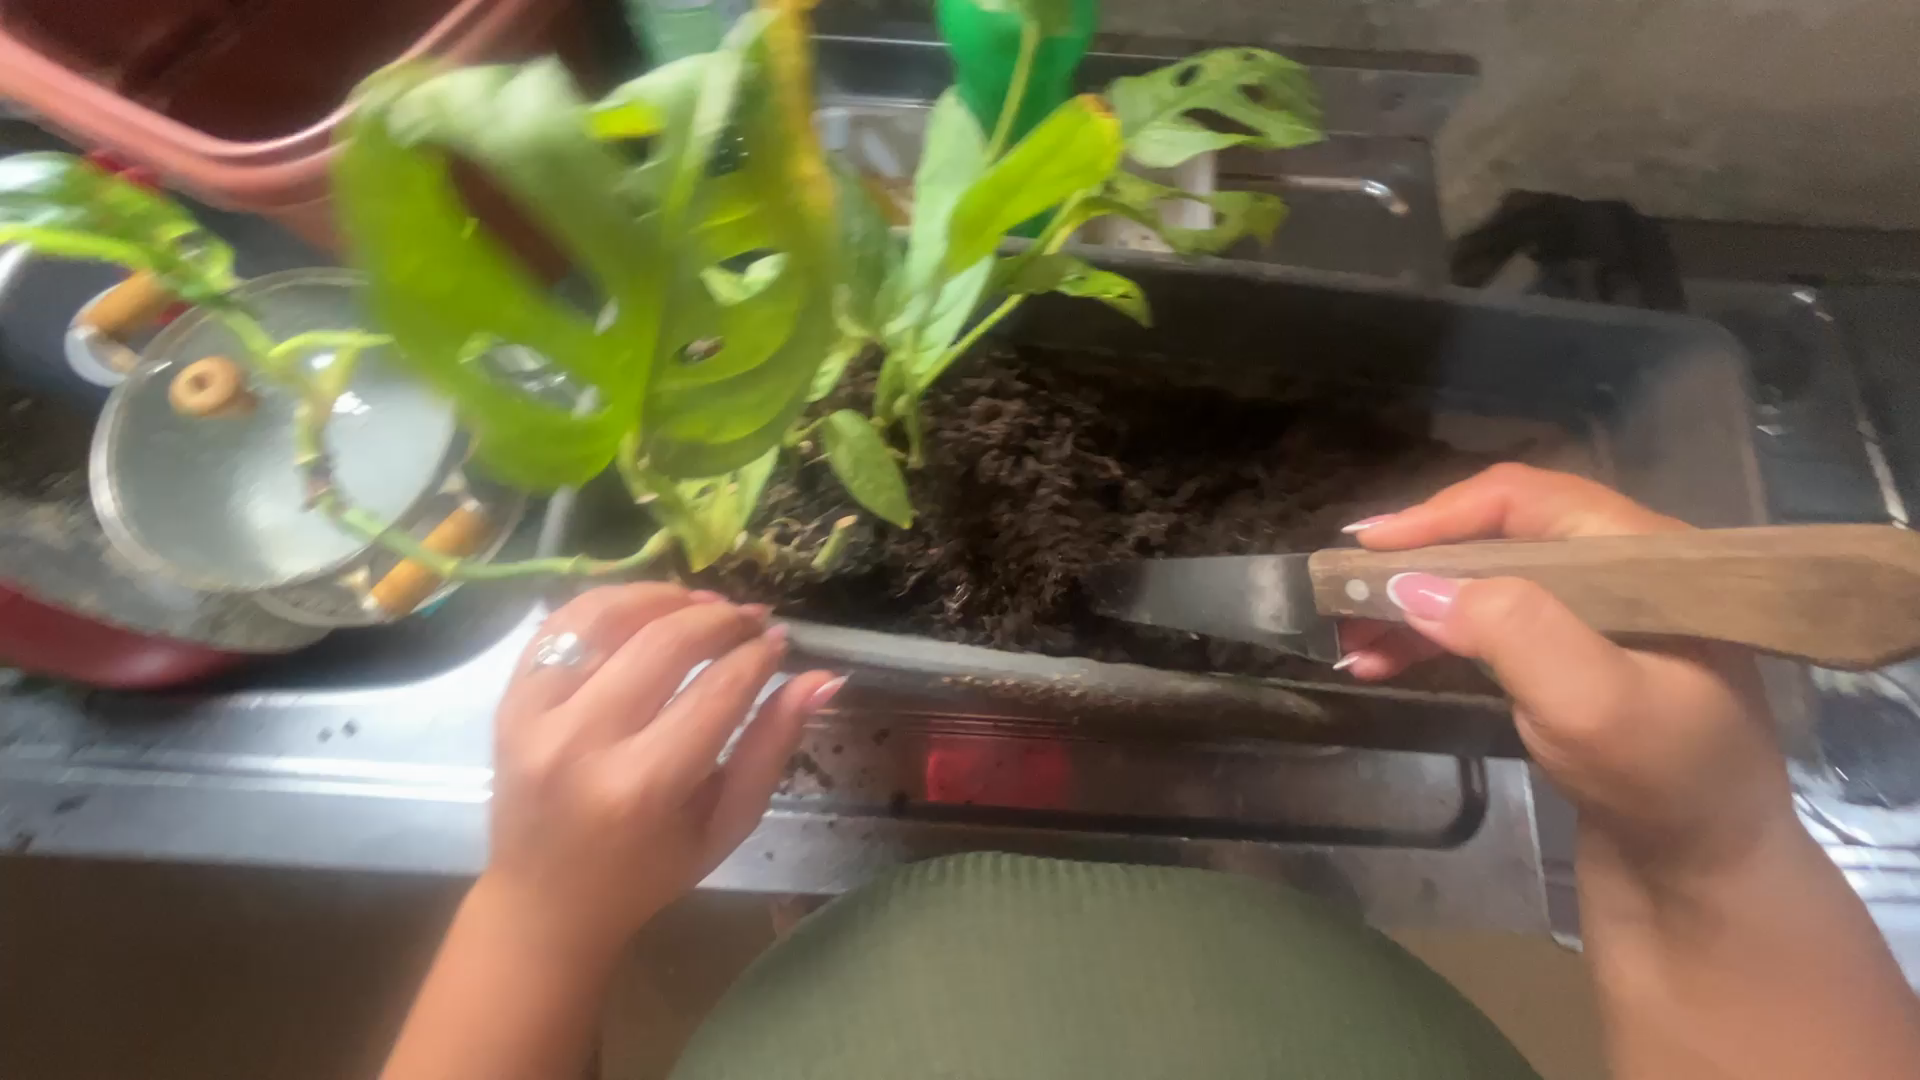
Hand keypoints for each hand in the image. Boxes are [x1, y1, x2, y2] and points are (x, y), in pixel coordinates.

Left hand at [482, 584, 841, 958]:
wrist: (544, 903)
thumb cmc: (651, 870)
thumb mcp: (728, 822)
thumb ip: (774, 744)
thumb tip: (824, 677)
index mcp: (642, 788)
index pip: (718, 691)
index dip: (759, 655)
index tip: (780, 642)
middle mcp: (580, 745)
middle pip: (665, 643)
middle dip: (722, 619)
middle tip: (751, 618)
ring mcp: (533, 717)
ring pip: (608, 617)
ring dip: (667, 597)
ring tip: (704, 603)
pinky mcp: (508, 700)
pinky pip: (561, 623)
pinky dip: (612, 601)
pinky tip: (649, 608)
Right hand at [1338, 464, 1795, 880]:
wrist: (1697, 863)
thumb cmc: (1661, 778)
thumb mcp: (1591, 702)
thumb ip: (1510, 630)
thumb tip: (1410, 585)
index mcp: (1640, 556)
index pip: (1524, 500)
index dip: (1439, 514)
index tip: (1368, 546)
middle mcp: (1608, 569)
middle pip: (1486, 536)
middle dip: (1409, 565)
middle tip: (1343, 591)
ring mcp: (1579, 611)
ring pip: (1470, 580)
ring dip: (1405, 605)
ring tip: (1347, 639)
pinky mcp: (1551, 648)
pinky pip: (1472, 622)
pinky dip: (1421, 637)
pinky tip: (1374, 660)